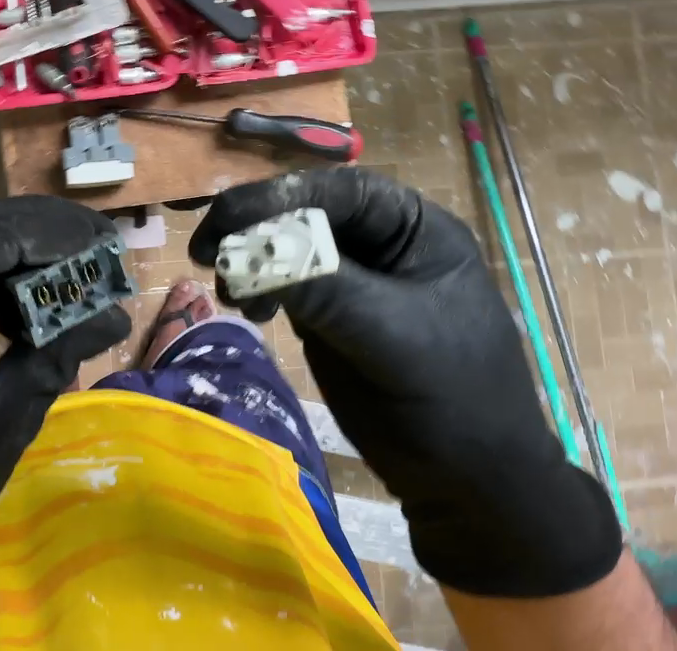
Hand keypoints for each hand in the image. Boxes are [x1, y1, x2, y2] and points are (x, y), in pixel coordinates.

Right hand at [190, 168, 621, 598]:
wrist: (471, 484)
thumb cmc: (453, 401)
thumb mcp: (396, 338)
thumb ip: (330, 290)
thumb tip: (255, 252)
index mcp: (415, 230)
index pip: (343, 192)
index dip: (282, 195)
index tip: (229, 217)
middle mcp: (381, 244)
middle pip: (306, 213)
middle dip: (256, 228)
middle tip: (206, 251)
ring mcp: (353, 279)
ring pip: (288, 248)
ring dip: (252, 262)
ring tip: (231, 295)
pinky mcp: (330, 315)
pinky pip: (285, 285)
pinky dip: (259, 289)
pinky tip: (250, 311)